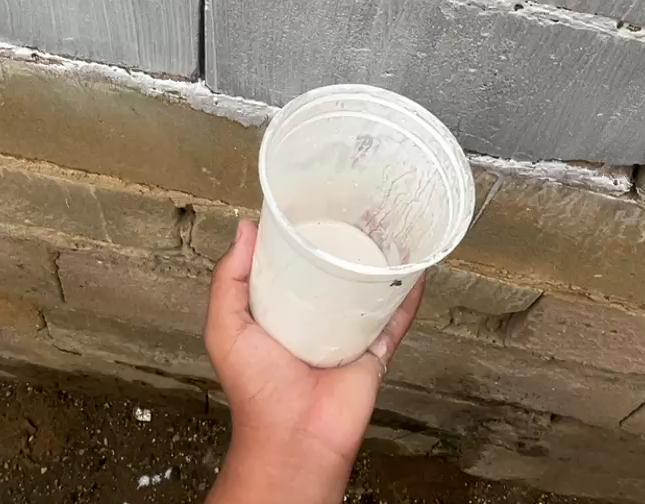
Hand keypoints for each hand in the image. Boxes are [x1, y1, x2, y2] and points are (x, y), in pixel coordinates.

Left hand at [202, 220, 423, 503]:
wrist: (295, 440)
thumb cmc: (256, 393)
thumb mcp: (227, 329)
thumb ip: (228, 280)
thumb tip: (245, 228)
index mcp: (282, 308)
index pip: (292, 262)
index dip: (300, 234)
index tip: (310, 203)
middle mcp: (316, 316)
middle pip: (334, 270)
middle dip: (344, 242)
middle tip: (355, 208)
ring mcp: (348, 332)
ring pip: (368, 289)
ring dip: (379, 263)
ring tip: (389, 228)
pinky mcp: (375, 349)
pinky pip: (396, 318)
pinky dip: (408, 295)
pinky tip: (417, 270)